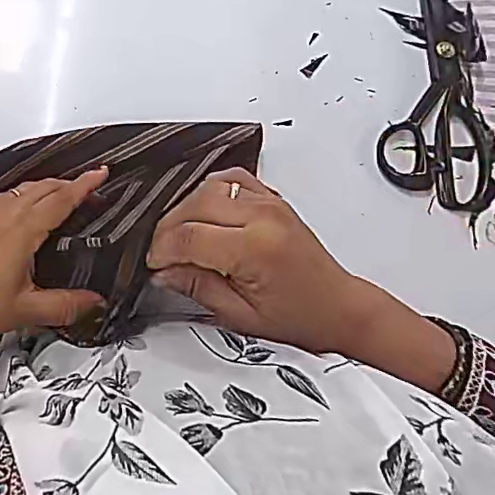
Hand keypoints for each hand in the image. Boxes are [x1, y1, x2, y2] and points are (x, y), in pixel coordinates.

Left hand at [0, 168, 109, 367]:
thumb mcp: (27, 310)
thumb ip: (66, 306)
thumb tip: (93, 303)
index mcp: (21, 231)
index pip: (61, 198)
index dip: (85, 185)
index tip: (100, 174)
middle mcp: (3, 218)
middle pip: (43, 187)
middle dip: (70, 183)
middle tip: (89, 186)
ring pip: (23, 190)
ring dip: (46, 187)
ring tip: (61, 194)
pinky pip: (6, 199)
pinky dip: (25, 196)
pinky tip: (23, 209)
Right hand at [144, 169, 391, 353]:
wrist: (339, 307)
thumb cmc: (302, 316)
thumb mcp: (241, 316)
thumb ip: (198, 288)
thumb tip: (164, 271)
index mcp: (256, 249)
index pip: (189, 236)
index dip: (161, 250)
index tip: (155, 264)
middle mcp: (264, 217)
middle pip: (194, 205)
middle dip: (167, 229)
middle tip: (162, 253)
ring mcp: (270, 203)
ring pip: (209, 187)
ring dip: (186, 208)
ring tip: (181, 236)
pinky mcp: (273, 199)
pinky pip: (233, 178)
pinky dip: (211, 190)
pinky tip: (204, 211)